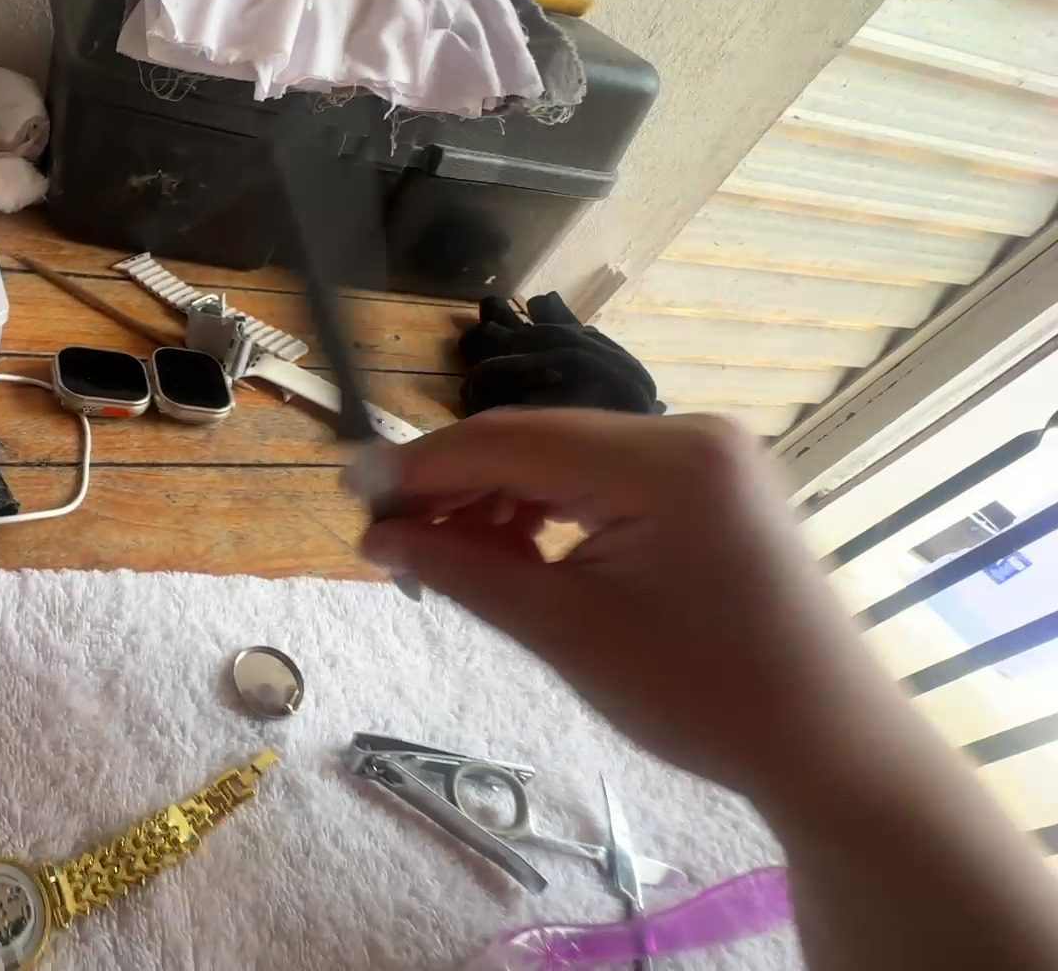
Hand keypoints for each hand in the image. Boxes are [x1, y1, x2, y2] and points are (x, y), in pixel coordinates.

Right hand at [346, 409, 899, 798]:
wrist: (828, 747)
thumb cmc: (700, 698)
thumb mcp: (560, 631)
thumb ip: (458, 569)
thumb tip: (372, 536)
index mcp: (668, 465)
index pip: (507, 442)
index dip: (419, 465)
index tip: (350, 487)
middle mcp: (686, 433)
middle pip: (525, 439)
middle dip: (446, 482)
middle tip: (385, 527)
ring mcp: (694, 450)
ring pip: (547, 452)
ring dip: (483, 493)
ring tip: (438, 544)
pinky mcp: (691, 474)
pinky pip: (581, 471)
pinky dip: (527, 502)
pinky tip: (500, 540)